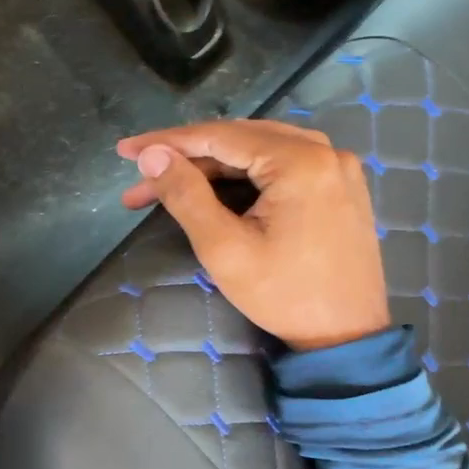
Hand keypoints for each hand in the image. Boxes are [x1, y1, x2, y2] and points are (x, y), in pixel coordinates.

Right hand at [118, 119, 389, 350]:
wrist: (344, 332)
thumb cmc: (280, 292)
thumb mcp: (222, 246)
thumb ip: (185, 195)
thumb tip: (151, 155)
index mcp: (299, 162)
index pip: (220, 137)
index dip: (167, 141)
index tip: (124, 151)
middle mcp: (324, 153)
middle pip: (239, 138)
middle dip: (184, 155)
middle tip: (138, 177)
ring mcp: (335, 169)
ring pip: (257, 150)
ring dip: (208, 166)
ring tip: (163, 187)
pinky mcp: (337, 187)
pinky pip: (279, 165)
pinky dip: (238, 173)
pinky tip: (210, 189)